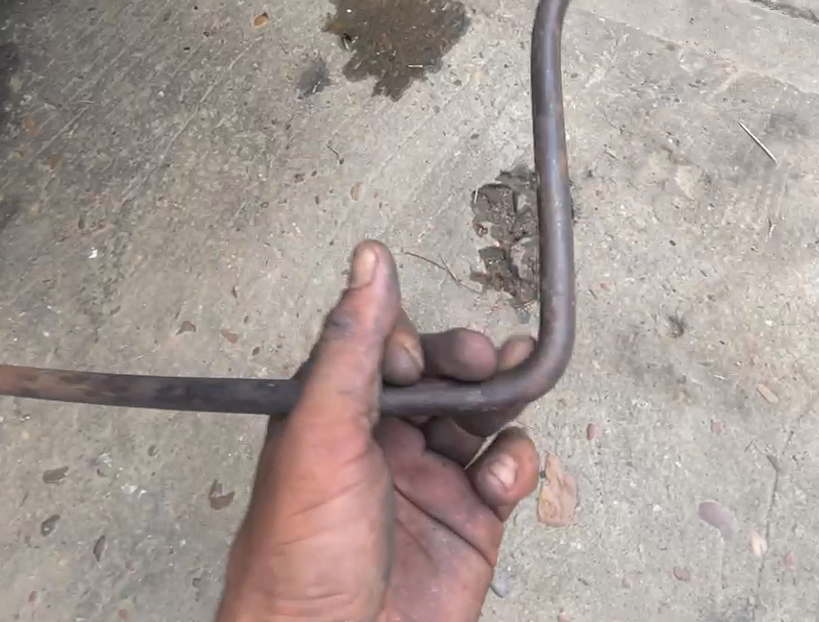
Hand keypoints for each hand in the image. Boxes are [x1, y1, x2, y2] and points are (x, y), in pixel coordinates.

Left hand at [217, 241, 539, 621]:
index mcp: (340, 413)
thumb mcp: (321, 434)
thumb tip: (369, 259)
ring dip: (503, 395)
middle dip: (467, 361)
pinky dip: (517, 462)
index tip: (415, 358)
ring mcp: (431, 479)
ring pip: (481, 415)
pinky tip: (504, 473)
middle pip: (442, 376)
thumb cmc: (301, 558)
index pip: (387, 348)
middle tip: (481, 359)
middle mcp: (386, 439)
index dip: (409, 342)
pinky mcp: (470, 521)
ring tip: (515, 382)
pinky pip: (506, 472)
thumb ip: (351, 343)